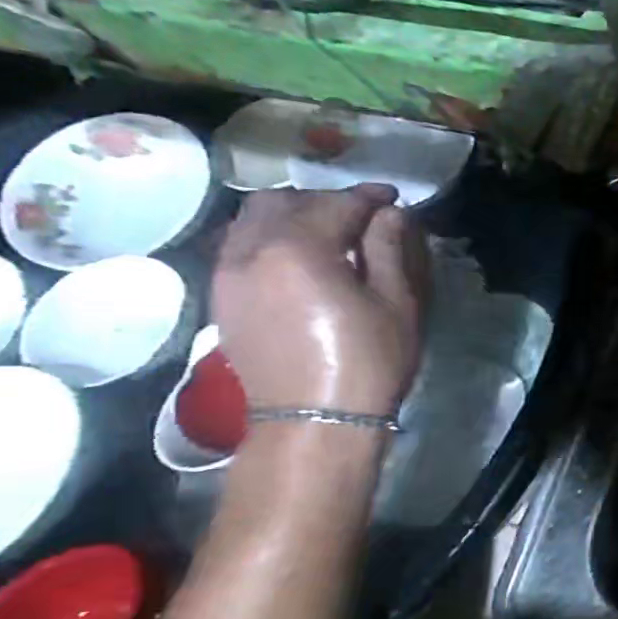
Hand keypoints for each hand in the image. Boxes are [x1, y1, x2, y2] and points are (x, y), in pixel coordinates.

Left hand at [213, 184, 427, 416]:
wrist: (314, 421)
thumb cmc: (367, 361)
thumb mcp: (396, 302)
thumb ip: (389, 249)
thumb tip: (388, 215)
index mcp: (298, 249)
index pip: (336, 204)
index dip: (369, 197)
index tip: (394, 198)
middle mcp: (251, 251)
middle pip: (282, 201)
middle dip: (324, 200)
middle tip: (361, 216)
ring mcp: (227, 275)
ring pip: (250, 221)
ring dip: (291, 215)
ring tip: (327, 233)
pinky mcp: (221, 298)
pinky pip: (239, 247)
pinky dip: (269, 238)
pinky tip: (300, 258)